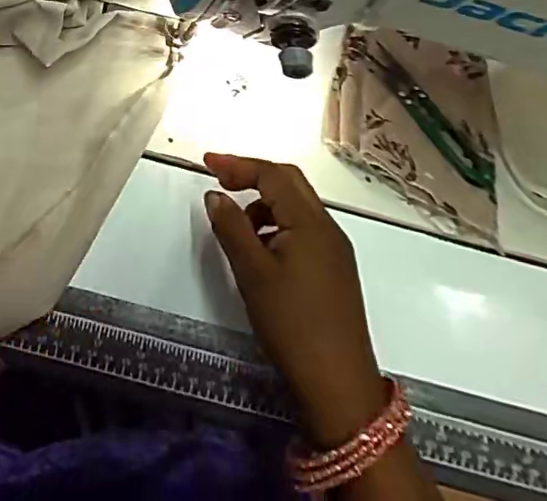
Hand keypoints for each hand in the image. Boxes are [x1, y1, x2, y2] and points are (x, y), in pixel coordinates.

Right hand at [202, 153, 387, 446]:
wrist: (338, 385)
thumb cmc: (293, 325)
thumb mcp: (253, 274)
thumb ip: (232, 228)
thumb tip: (216, 196)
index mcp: (310, 222)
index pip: (273, 175)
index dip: (238, 164)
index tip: (208, 162)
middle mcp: (328, 227)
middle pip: (289, 182)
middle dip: (253, 175)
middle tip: (220, 179)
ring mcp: (335, 249)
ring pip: (296, 207)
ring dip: (264, 205)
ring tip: (237, 229)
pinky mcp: (335, 269)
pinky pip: (303, 229)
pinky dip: (277, 226)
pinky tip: (261, 252)